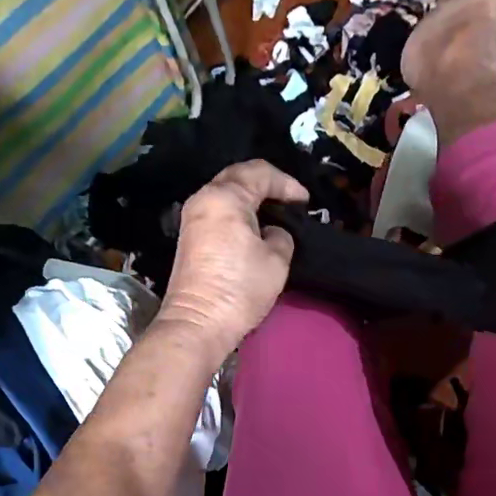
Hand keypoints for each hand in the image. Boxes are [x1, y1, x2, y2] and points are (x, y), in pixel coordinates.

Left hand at [160, 161, 307, 351]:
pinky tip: (254, 228)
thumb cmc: (240, 288)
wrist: (199, 322)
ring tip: (274, 213)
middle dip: (266, 185)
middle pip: (237, 178)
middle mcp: (204, 198)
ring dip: (250, 199)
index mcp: (226, 197)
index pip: (259, 173)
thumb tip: (272, 233)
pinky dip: (238, 213)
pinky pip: (218, 212)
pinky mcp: (190, 237)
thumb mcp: (277, 261)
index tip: (305, 200)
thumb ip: (281, 237)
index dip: (286, 183)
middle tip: (289, 200)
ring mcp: (193, 218)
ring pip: (226, 195)